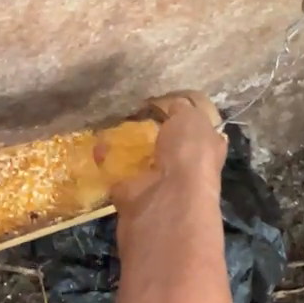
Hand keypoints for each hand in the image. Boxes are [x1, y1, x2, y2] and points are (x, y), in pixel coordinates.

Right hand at [111, 94, 226, 220]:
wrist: (167, 197)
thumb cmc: (188, 153)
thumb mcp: (192, 119)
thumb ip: (183, 110)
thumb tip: (176, 105)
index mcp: (206, 151)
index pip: (199, 134)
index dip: (186, 121)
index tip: (168, 107)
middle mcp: (184, 171)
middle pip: (167, 148)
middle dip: (152, 135)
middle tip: (133, 115)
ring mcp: (157, 185)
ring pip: (140, 162)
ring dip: (125, 148)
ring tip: (109, 126)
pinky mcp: (131, 195)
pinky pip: (116, 173)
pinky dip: (104, 160)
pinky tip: (97, 145)